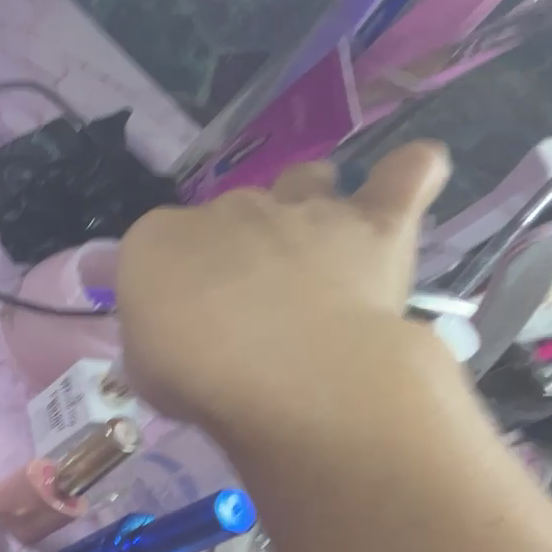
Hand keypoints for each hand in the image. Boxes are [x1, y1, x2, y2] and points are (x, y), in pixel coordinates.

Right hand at [116, 141, 454, 444]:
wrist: (291, 379)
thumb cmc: (197, 380)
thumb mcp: (141, 364)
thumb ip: (154, 326)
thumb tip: (169, 321)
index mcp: (157, 240)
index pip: (155, 242)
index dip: (167, 276)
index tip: (176, 314)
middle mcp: (228, 207)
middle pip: (229, 211)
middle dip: (234, 246)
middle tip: (241, 302)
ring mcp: (306, 207)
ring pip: (307, 178)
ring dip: (308, 203)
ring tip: (310, 250)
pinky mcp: (380, 220)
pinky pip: (409, 171)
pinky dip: (405, 177)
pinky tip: (396, 196)